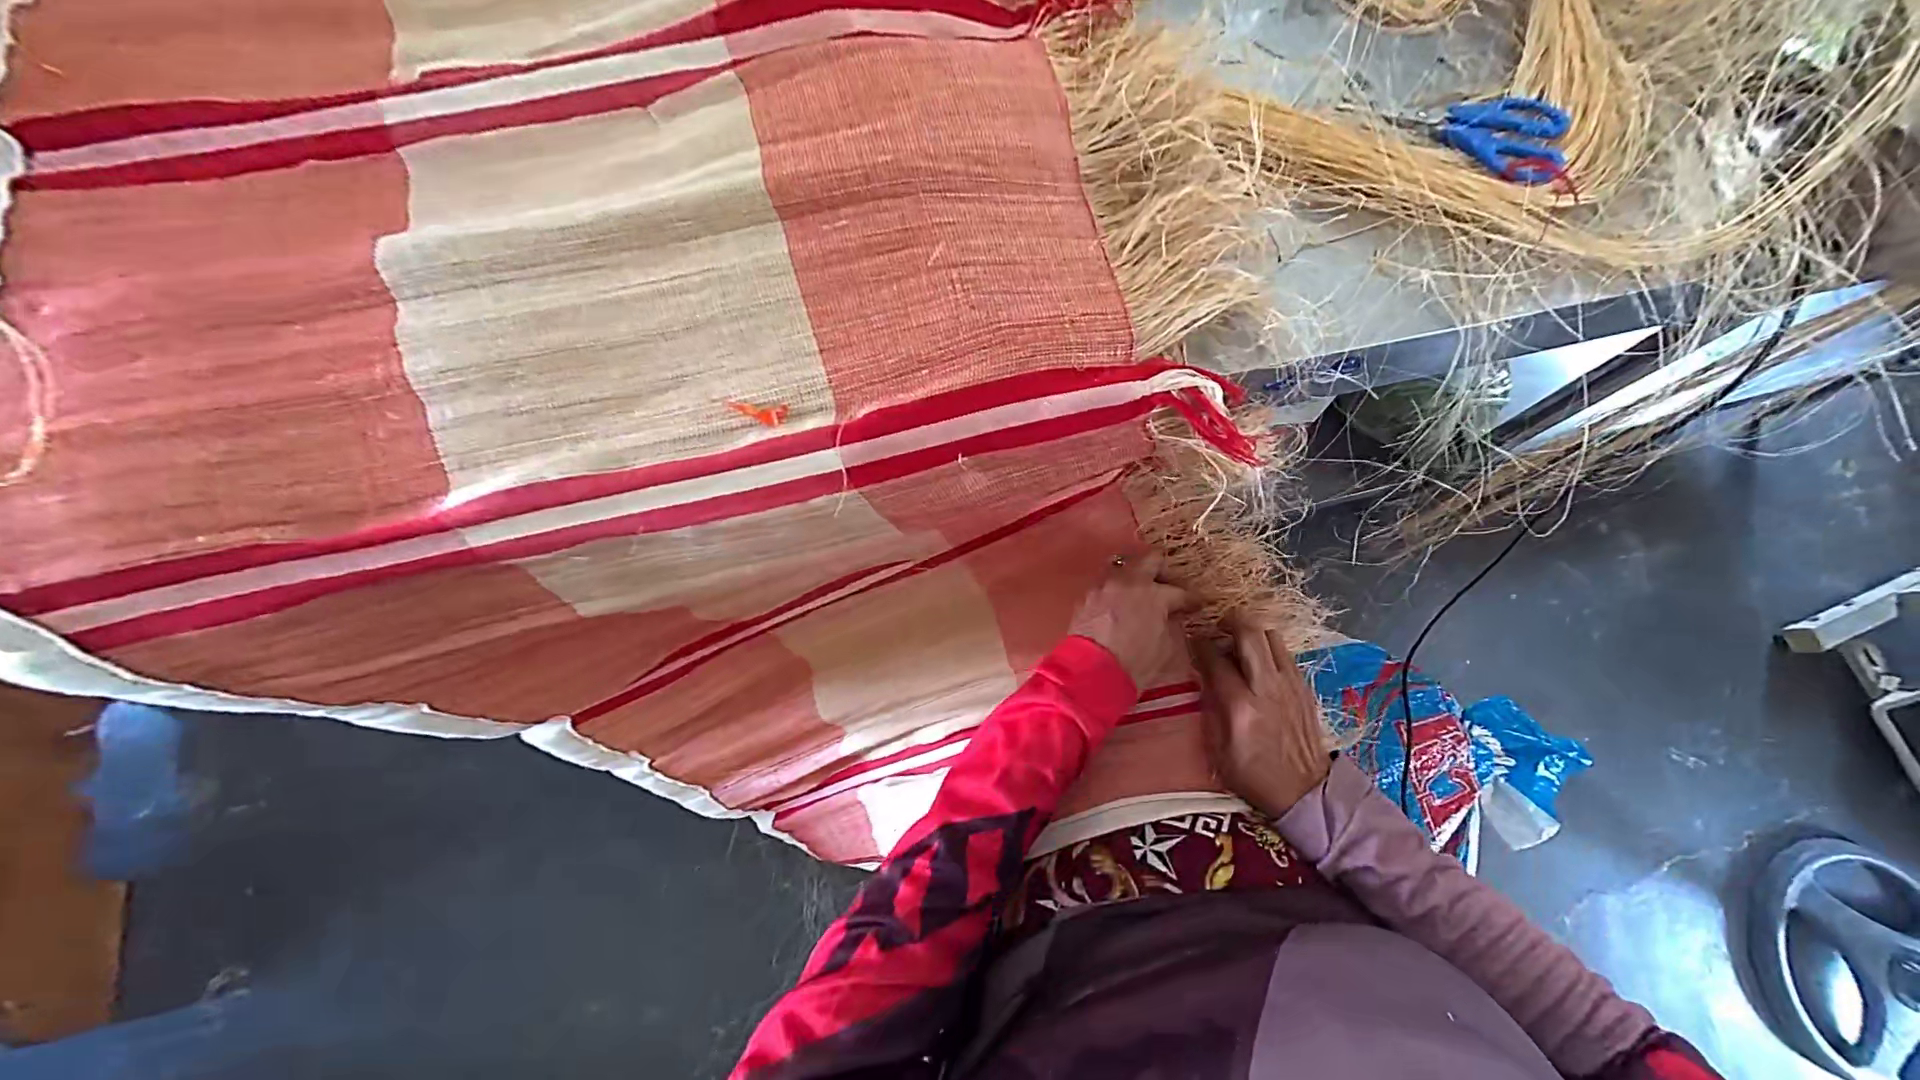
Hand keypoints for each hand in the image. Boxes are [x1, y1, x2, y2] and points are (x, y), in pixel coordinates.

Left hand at [1067, 552, 1191, 690]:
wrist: (1092, 671)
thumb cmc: (1135, 663)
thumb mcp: (1166, 648)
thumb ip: (1172, 625)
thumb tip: (1172, 616)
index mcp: (1155, 594)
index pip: (1179, 592)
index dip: (1191, 600)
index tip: (1195, 605)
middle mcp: (1129, 582)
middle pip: (1151, 560)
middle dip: (1163, 571)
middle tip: (1168, 585)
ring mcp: (1105, 586)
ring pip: (1123, 565)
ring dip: (1135, 574)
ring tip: (1141, 590)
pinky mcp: (1087, 596)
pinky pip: (1106, 582)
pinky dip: (1116, 587)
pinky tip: (1119, 602)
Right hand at [1194, 622, 1330, 817]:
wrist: (1306, 792)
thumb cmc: (1254, 775)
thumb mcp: (1218, 749)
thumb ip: (1210, 708)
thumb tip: (1203, 679)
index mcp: (1240, 705)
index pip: (1215, 658)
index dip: (1199, 644)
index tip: (1191, 640)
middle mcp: (1267, 687)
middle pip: (1249, 633)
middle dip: (1229, 622)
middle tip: (1216, 626)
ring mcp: (1290, 684)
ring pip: (1271, 636)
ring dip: (1252, 633)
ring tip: (1237, 641)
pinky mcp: (1304, 688)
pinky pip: (1284, 653)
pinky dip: (1268, 648)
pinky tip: (1258, 662)